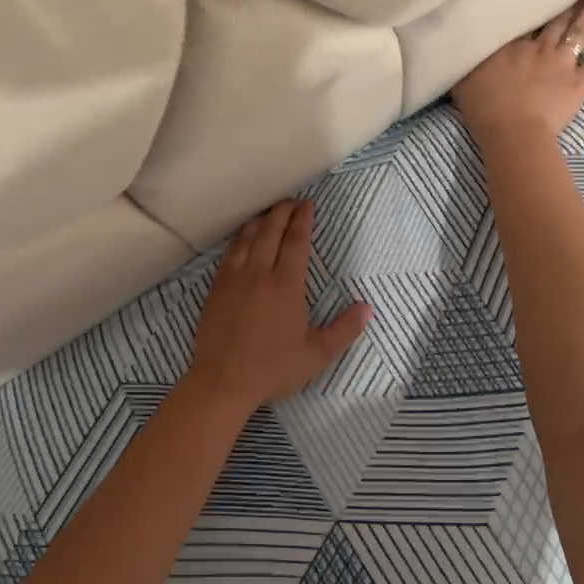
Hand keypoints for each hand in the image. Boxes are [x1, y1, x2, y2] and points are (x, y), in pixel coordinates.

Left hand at [184, 199, 373, 408]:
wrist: (223, 381)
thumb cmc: (273, 369)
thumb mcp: (316, 355)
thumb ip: (344, 330)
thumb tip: (367, 308)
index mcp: (287, 285)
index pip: (296, 242)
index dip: (303, 220)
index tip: (308, 205)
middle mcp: (260, 273)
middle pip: (271, 231)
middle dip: (282, 212)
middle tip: (291, 201)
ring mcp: (234, 279)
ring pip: (247, 238)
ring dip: (260, 221)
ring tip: (269, 213)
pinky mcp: (216, 288)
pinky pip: (229, 253)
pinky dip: (240, 238)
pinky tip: (243, 238)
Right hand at [452, 0, 583, 145]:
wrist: (511, 132)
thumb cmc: (482, 110)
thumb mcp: (460, 81)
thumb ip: (463, 63)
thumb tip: (455, 49)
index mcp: (507, 45)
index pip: (520, 17)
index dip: (529, 2)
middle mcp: (535, 46)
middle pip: (553, 17)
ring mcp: (560, 63)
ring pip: (578, 30)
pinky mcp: (578, 83)